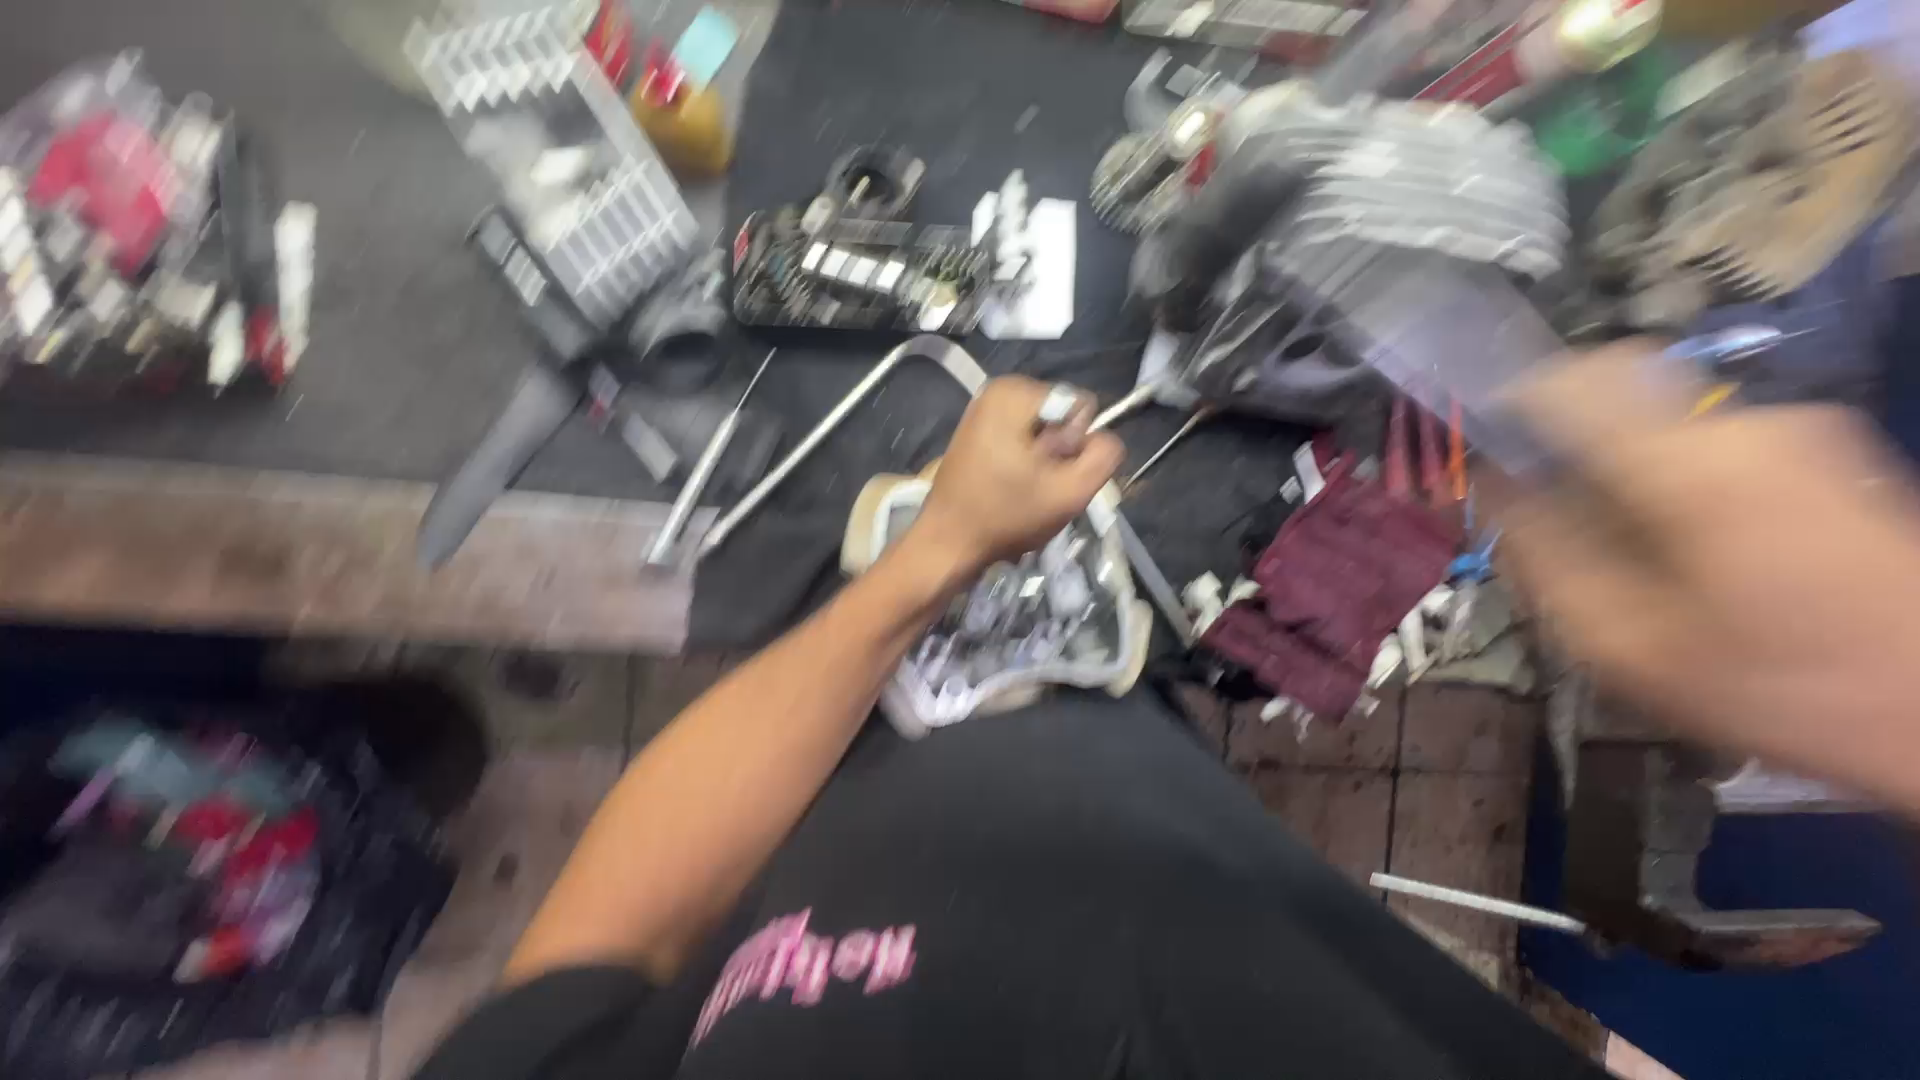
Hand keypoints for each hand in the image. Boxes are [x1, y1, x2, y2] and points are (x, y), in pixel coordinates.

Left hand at [907, 377, 1123, 575]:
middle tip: (1036, 486)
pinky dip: (1023, 465)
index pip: (1082, 407)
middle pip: (1061, 419)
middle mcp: (997, 390)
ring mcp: (983, 411)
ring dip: (1042, 464)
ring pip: (1044, 434)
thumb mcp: (1071, 491)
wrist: (948, 543)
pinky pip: (1022, 442)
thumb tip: (1102, 439)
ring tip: (1021, 489)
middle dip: (1058, 454)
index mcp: (1015, 392)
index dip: (1075, 445)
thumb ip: (1103, 456)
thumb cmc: (1006, 516)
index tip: (1050, 473)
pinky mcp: (976, 433)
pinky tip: (1008, 488)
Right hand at [1496, 343, 1919, 810]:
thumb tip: (1492, 483)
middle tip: (1544, 511)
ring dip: (1614, 464)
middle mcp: (1745, 429)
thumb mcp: (1619, 640)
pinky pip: (1704, 440)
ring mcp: (1797, 436)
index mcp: (1689, 469)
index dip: (1516, 396)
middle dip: (1565, 442)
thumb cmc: (1773, 688)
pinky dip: (1663, 474)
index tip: (1487, 441)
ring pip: (1658, 420)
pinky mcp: (1823, 454)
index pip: (1576, 378)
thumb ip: (1540, 552)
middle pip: (1617, 395)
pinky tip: (1676, 546)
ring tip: (1613, 546)